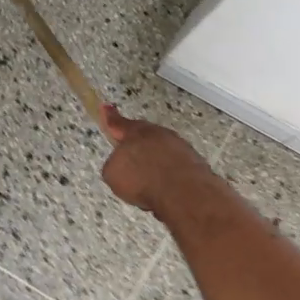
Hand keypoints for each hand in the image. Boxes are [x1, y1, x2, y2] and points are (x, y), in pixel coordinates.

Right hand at [100, 104, 214, 213]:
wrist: (182, 192)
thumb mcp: (112, 174)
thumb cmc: (142, 180)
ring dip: (153, 161)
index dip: (110, 116)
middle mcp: (157, 133)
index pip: (118, 122)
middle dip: (135, 145)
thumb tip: (120, 164)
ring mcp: (178, 145)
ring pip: (160, 149)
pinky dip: (167, 172)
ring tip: (146, 182)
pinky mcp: (193, 160)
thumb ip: (113, 163)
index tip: (106, 107)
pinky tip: (162, 188)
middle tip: (129, 161)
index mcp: (135, 132)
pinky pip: (174, 163)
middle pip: (143, 135)